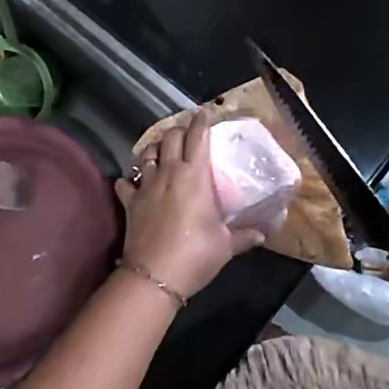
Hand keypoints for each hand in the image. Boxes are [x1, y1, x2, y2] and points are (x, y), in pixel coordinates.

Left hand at [115, 112, 264, 298]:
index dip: (201, 122)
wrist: (155, 274)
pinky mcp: (129, 201)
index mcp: (194, 175)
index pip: (197, 137)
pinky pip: (126, 182)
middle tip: (186, 134)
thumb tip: (263, 234)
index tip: (204, 114)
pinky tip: (132, 183)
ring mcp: (145, 186)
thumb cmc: (196, 254)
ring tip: (161, 152)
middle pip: (169, 138)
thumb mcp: (226, 245)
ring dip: (154, 149)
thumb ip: (244, 235)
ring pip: (146, 154)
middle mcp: (168, 173)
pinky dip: (129, 179)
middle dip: (178, 131)